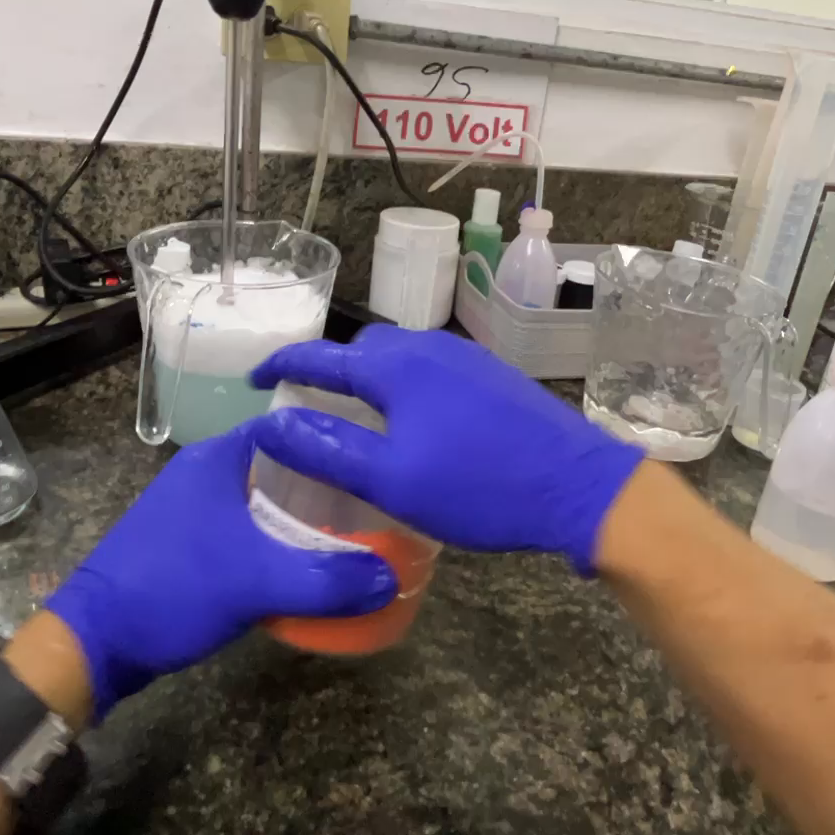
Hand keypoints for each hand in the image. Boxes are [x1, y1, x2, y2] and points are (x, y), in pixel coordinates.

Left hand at [46, 424, 397, 721]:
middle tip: (373, 499)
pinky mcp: (189, 543)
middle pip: (282, 463)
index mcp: (219, 457)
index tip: (374, 454)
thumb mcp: (256, 582)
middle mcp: (207, 472)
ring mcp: (195, 508)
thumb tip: (392, 578)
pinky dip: (279, 539)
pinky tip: (306, 563)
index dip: (333, 435)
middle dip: (325, 481)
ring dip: (303, 514)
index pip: (289, 424)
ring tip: (352, 530)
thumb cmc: (172, 588)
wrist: (93, 643)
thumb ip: (327, 580)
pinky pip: (249, 528)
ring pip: (265, 499)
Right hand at [245, 325, 644, 573]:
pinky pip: (431, 368)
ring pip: (401, 356)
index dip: (284, 365)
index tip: (256, 378)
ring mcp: (467, 358)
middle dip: (330, 369)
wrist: (579, 485)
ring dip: (370, 377)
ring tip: (354, 412)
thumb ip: (328, 450)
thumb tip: (273, 423)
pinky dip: (403, 384)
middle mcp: (430, 348)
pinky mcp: (491, 375)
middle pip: (365, 348)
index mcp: (399, 367)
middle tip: (309, 402)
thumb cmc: (479, 487)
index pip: (324, 356)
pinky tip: (411, 419)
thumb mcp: (392, 480)